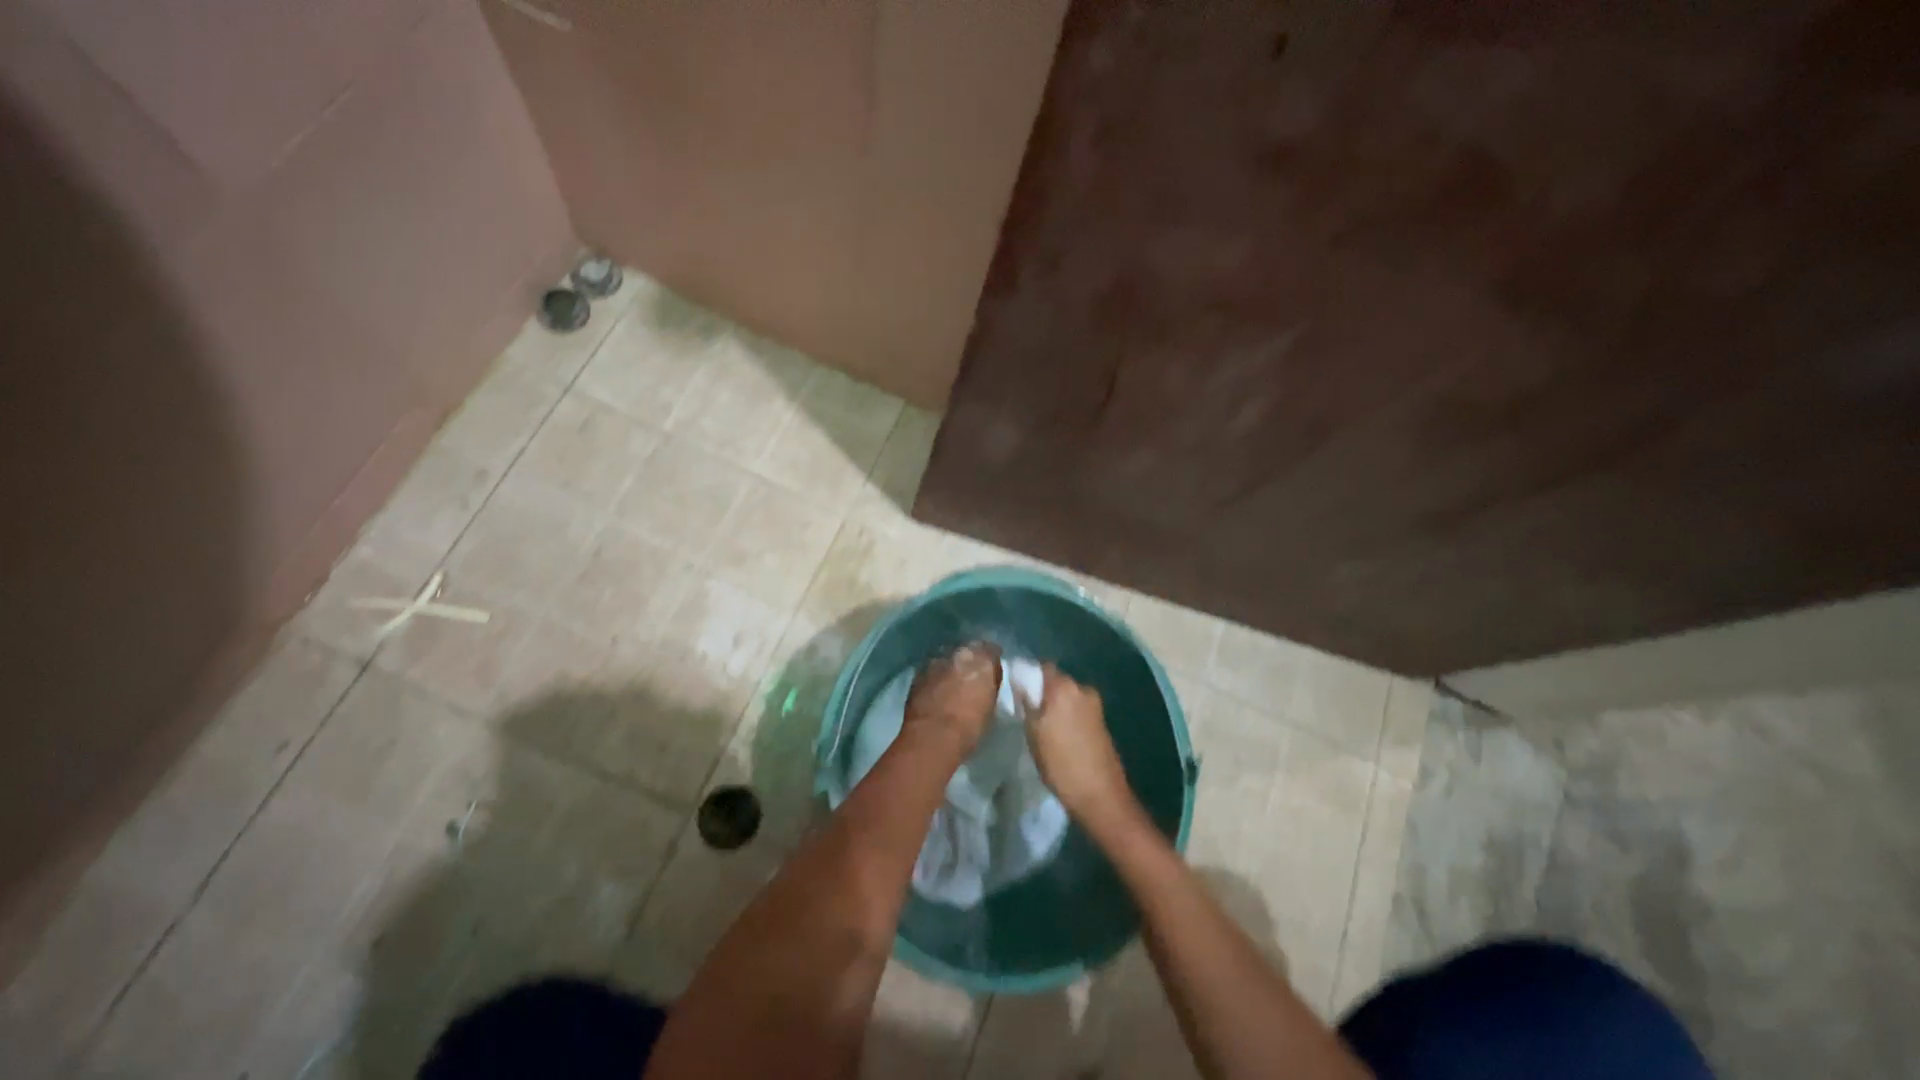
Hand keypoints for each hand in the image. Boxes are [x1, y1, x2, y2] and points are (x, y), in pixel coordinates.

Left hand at [904, 642, 1001, 750]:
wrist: (932, 736)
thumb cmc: (970, 727)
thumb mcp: (990, 707)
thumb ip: (989, 687)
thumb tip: (985, 684)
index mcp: (984, 660)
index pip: (992, 650)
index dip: (991, 661)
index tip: (992, 672)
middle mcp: (960, 653)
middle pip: (968, 650)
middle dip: (970, 660)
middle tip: (971, 676)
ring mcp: (937, 660)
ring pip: (948, 657)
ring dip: (951, 666)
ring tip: (952, 682)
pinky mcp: (918, 672)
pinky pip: (931, 668)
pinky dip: (935, 675)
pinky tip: (935, 688)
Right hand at [1027, 665, 1139, 826]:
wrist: (1099, 793)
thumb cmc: (1060, 762)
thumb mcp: (1033, 733)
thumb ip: (1027, 703)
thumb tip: (1020, 681)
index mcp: (1064, 687)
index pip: (1042, 667)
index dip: (1027, 675)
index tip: (1015, 690)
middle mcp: (1082, 688)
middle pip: (1056, 681)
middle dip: (1042, 691)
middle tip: (1026, 710)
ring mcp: (1095, 705)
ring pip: (1067, 696)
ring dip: (1055, 705)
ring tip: (1041, 726)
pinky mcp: (1101, 721)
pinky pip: (1077, 709)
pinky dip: (1067, 716)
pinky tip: (1058, 735)